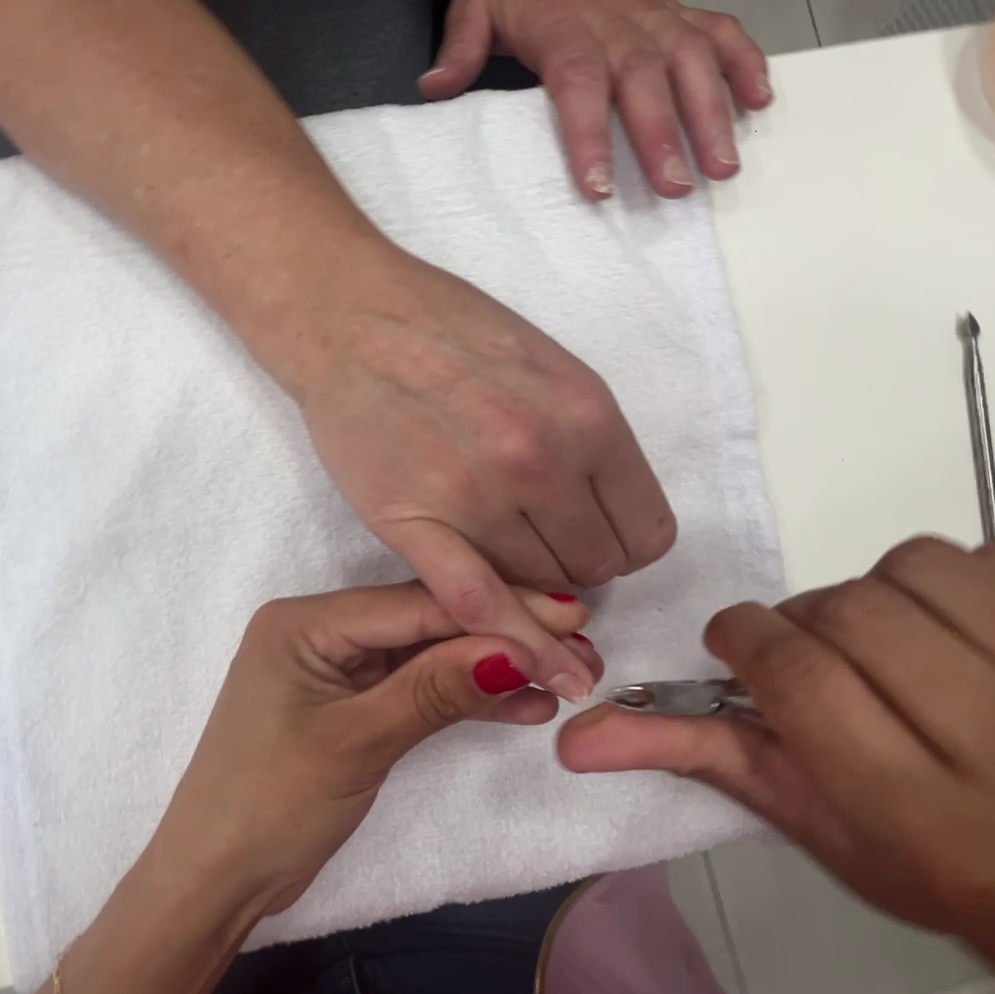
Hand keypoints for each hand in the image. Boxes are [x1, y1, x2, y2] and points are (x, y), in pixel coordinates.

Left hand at [152, 584, 595, 915]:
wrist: (217, 877)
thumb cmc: (271, 803)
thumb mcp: (354, 743)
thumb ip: (431, 691)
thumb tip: (515, 652)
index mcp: (304, 621)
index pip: (414, 604)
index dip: (494, 613)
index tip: (570, 622)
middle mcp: (319, 631)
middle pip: (424, 623)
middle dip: (501, 637)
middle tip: (583, 646)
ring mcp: (336, 669)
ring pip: (426, 657)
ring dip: (491, 670)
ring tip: (569, 679)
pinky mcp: (349, 705)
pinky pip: (413, 689)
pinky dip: (462, 699)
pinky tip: (522, 706)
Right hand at [284, 262, 672, 702]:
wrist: (350, 320)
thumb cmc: (446, 327)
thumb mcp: (548, 362)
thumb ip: (588, 439)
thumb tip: (601, 515)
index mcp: (588, 416)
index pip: (644, 532)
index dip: (621, 545)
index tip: (593, 539)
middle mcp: (542, 462)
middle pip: (594, 569)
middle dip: (576, 565)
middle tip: (537, 541)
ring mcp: (475, 497)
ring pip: (538, 588)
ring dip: (529, 582)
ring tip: (495, 546)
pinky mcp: (412, 523)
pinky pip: (474, 603)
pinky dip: (508, 644)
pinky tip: (533, 673)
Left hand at [420, 0, 772, 199]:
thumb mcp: (477, 3)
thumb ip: (460, 51)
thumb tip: (434, 90)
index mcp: (565, 29)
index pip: (580, 87)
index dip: (590, 137)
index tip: (599, 186)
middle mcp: (618, 23)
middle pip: (645, 82)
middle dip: (664, 136)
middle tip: (676, 188)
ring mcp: (654, 15)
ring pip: (692, 62)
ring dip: (713, 114)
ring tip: (723, 166)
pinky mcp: (675, 11)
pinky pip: (720, 31)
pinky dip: (744, 62)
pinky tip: (759, 100)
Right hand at [558, 538, 994, 993]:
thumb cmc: (923, 859)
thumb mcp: (801, 816)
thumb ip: (692, 757)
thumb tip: (572, 739)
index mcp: (931, 817)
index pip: (798, 674)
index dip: (748, 637)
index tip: (741, 640)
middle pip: (857, 614)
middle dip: (813, 621)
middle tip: (822, 654)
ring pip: (924, 569)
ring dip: (881, 596)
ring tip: (896, 643)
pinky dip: (961, 585)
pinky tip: (970, 638)